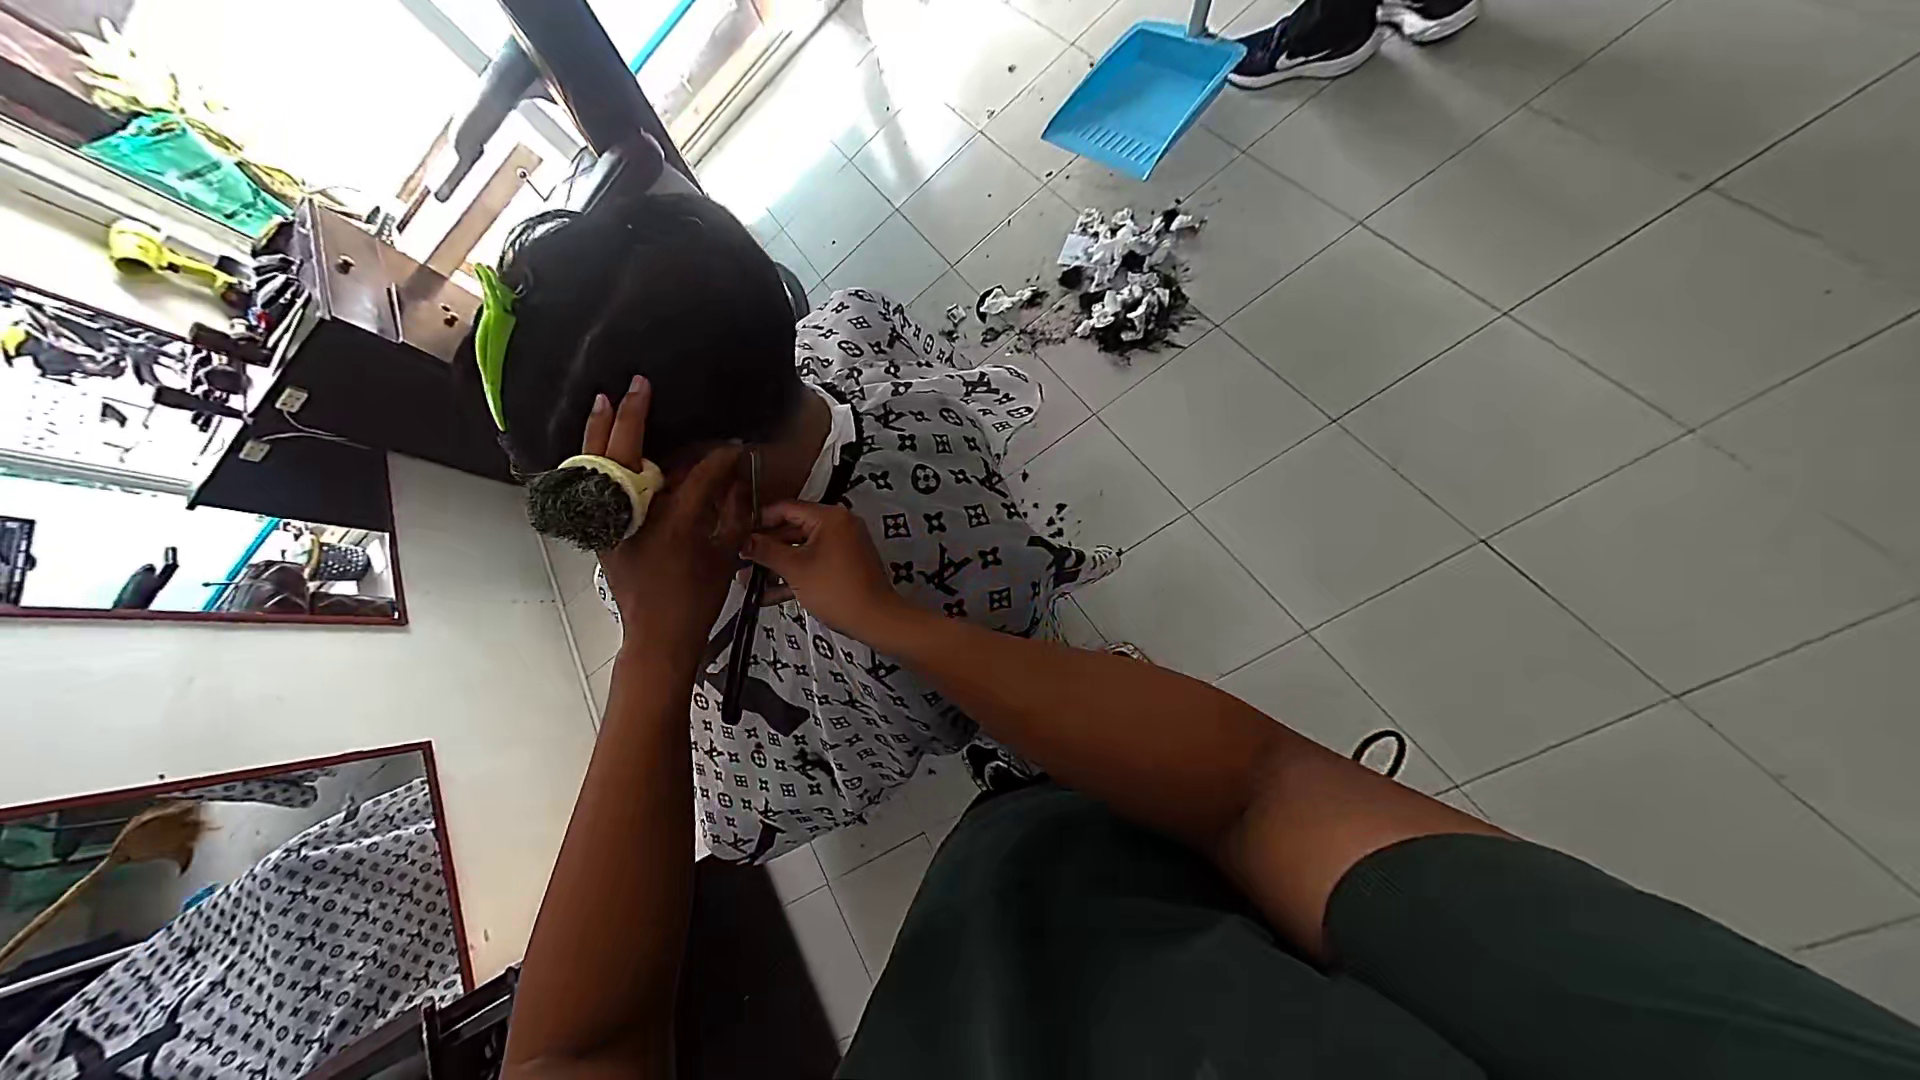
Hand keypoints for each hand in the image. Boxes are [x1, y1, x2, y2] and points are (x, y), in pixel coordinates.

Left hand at [584, 376, 751, 650]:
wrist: (658, 634)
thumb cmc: (696, 599)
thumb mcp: (727, 553)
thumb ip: (733, 511)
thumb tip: (734, 477)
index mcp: (675, 523)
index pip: (699, 474)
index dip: (720, 457)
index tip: (734, 446)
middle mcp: (634, 516)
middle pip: (628, 454)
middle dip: (635, 416)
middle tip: (639, 386)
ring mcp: (608, 523)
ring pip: (597, 465)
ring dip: (601, 430)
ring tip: (603, 399)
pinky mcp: (597, 531)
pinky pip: (589, 485)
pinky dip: (591, 459)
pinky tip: (596, 441)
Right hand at [741, 501, 911, 641]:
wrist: (875, 619)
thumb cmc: (838, 590)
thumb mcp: (795, 569)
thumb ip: (766, 551)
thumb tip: (744, 542)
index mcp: (830, 517)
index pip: (787, 508)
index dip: (760, 520)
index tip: (739, 532)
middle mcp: (840, 525)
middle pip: (793, 529)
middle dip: (767, 548)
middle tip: (742, 558)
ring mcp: (844, 546)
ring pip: (802, 549)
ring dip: (778, 565)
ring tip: (749, 579)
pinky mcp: (845, 565)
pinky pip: (815, 563)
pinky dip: (796, 574)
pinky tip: (770, 593)